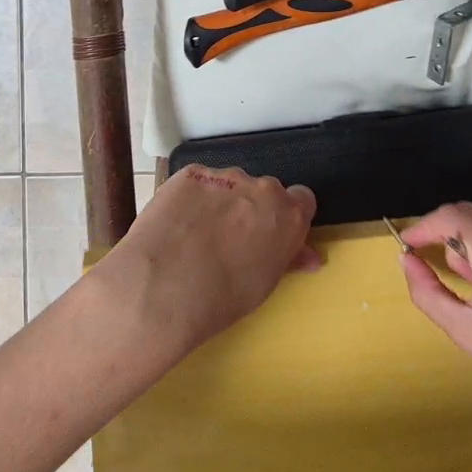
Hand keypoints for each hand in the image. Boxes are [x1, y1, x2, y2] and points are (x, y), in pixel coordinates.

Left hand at [91, 165, 320, 359]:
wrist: (162, 286)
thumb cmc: (221, 298)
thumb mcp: (263, 285)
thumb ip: (286, 259)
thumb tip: (308, 256)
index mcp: (289, 215)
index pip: (302, 199)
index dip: (286, 217)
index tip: (271, 234)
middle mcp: (263, 187)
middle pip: (263, 191)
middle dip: (252, 209)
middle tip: (231, 239)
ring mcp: (225, 177)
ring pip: (229, 185)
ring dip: (221, 202)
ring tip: (196, 235)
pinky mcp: (190, 173)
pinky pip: (198, 182)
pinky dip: (192, 199)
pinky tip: (177, 224)